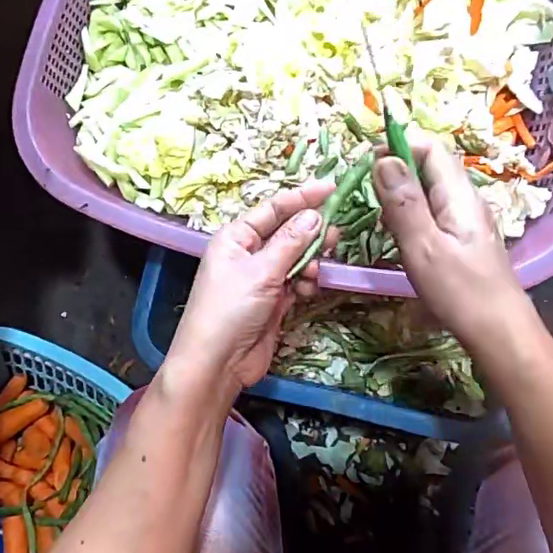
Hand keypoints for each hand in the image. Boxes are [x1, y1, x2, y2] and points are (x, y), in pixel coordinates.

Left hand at [167, 181, 335, 392]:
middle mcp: (248, 253)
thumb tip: (314, 215)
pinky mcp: (274, 301)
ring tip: (316, 271)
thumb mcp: (261, 271)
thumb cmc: (230, 309)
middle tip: (336, 235)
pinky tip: (310, 289)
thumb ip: (291, 242)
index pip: (273, 208)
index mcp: (236, 237)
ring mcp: (262, 278)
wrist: (217, 364)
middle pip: (288, 232)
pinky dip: (306, 282)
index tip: (332, 187)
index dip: (302, 197)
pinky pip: (297, 281)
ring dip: (310, 261)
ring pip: (296, 258)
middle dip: (311, 233)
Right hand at [374, 143, 534, 350]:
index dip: (398, 145)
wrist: (499, 333)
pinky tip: (398, 236)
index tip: (366, 163)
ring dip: (400, 194)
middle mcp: (465, 199)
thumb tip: (382, 158)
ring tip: (379, 216)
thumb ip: (403, 202)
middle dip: (395, 170)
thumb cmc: (460, 291)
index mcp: (458, 194)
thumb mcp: (423, 246)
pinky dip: (410, 215)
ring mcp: (465, 219)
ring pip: (429, 190)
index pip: (430, 147)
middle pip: (429, 166)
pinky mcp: (462, 239)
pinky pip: (432, 212)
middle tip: (367, 193)